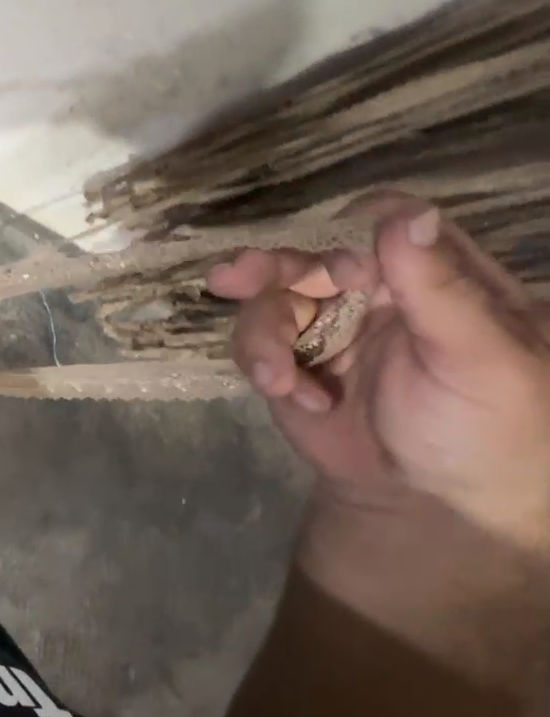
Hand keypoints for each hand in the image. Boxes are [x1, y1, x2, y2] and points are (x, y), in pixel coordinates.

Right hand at [208, 195, 549, 552]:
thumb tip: (407, 213)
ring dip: (260, 336)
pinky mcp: (288, 358)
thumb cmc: (487, 430)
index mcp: (438, 282)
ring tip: (274, 378)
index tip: (336, 264)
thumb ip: (441, 289)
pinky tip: (294, 397)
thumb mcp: (479, 360)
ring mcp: (326, 326)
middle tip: (229, 277)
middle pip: (307, 257)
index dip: (354, 233)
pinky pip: (252, 342)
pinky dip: (264, 368)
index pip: (389, 227)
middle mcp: (375, 294)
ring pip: (268, 300)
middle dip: (265, 268)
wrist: (427, 502)